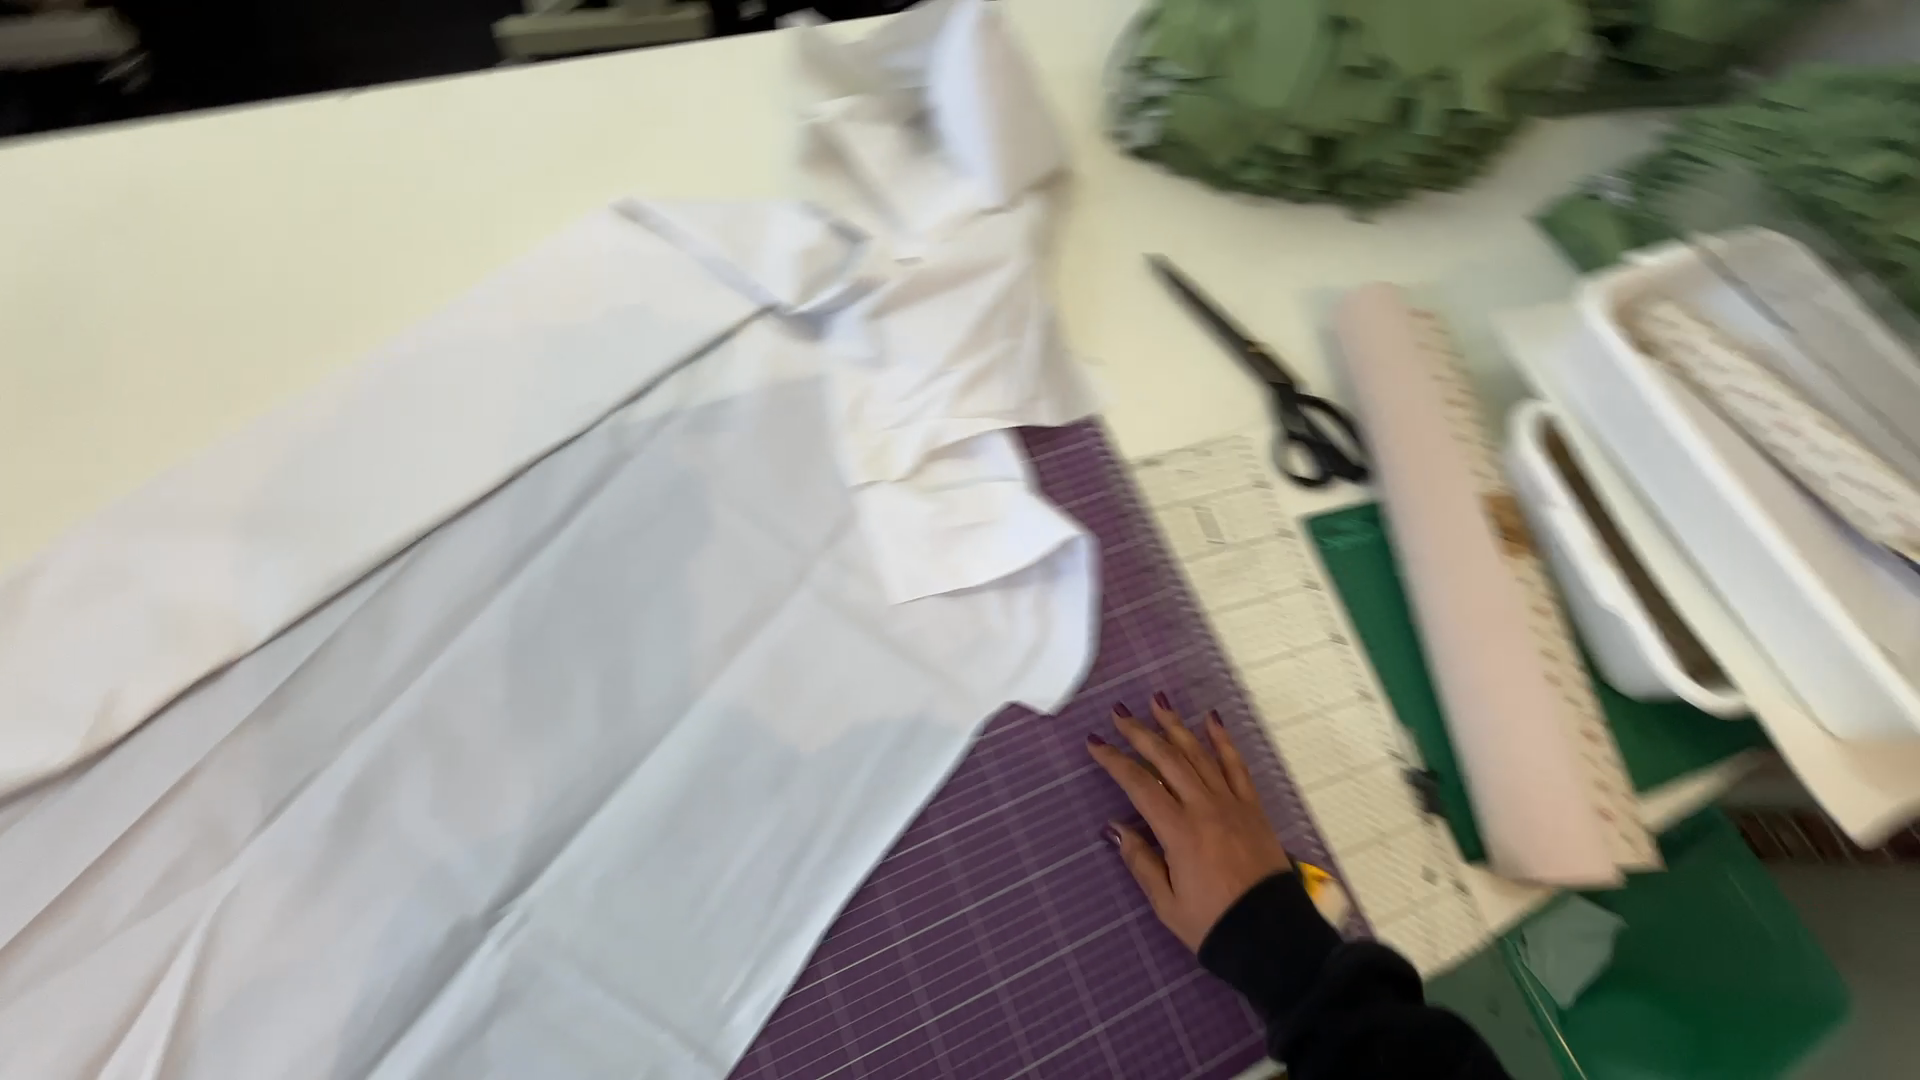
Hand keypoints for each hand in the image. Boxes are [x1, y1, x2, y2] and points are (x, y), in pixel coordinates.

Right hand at [1087, 694, 1288, 950]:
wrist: (1276, 939)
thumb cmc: (1215, 925)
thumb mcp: (1167, 904)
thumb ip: (1141, 861)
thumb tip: (1115, 827)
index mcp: (1179, 831)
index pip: (1138, 785)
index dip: (1114, 761)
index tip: (1095, 743)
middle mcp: (1204, 807)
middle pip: (1167, 759)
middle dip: (1140, 733)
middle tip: (1119, 712)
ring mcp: (1232, 804)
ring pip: (1199, 754)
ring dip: (1175, 726)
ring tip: (1157, 701)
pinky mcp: (1253, 808)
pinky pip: (1236, 766)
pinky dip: (1222, 740)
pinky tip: (1211, 719)